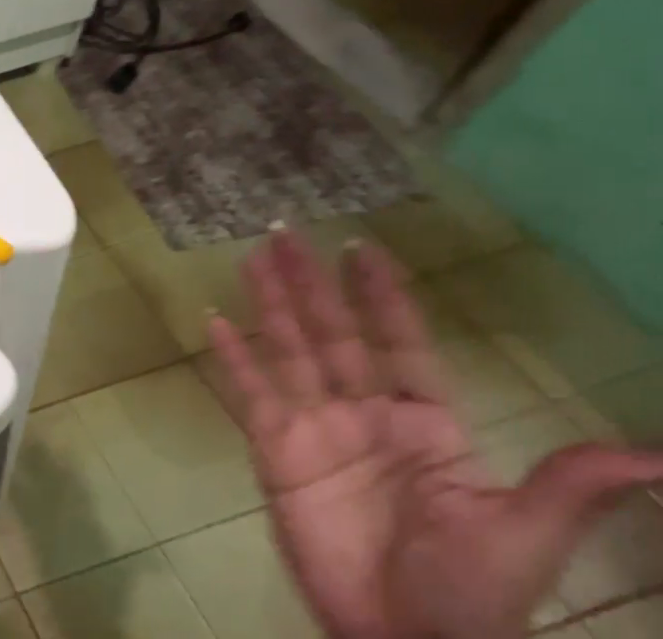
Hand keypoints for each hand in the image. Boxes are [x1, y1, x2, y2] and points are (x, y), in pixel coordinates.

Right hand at [209, 231, 662, 638]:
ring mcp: (315, 429)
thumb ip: (571, 484)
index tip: (364, 249)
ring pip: (289, 351)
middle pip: (333, 335)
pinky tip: (215, 322)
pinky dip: (232, 358)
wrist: (399, 638)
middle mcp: (365, 414)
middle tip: (287, 233)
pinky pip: (250, 393)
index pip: (401, 344)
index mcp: (425, 426)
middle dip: (312, 284)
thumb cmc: (469, 590)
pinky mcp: (273, 451)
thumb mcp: (524, 534)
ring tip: (253, 259)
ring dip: (270, 304)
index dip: (383, 297)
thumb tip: (662, 456)